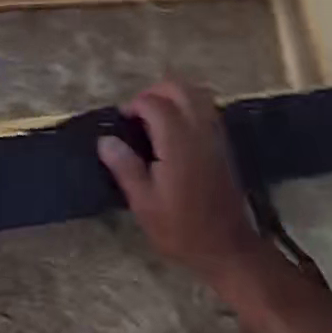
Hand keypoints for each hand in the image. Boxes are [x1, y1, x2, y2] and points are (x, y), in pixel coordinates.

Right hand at [97, 80, 269, 284]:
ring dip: (174, 94)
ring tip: (154, 116)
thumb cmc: (181, 228)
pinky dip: (189, 104)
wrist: (226, 245)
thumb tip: (105, 139)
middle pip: (179, 87)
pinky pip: (206, 106)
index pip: (154, 103)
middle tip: (137, 112)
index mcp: (177, 141)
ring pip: (196, 92)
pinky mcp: (223, 141)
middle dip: (155, 91)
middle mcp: (198, 128)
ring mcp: (214, 132)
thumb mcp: (144, 204)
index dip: (134, 104)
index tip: (122, 120)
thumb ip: (125, 167)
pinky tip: (176, 126)